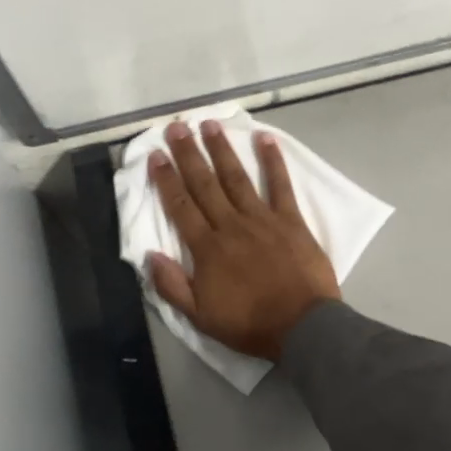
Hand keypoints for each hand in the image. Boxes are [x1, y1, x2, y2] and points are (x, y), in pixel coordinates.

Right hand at [146, 119, 339, 360]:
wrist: (302, 327)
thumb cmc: (250, 325)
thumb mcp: (201, 317)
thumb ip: (172, 286)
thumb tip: (149, 256)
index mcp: (207, 249)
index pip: (180, 207)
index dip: (166, 180)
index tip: (155, 156)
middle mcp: (231, 226)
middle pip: (204, 184)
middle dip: (188, 154)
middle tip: (177, 126)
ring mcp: (262, 219)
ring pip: (236, 178)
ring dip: (222, 149)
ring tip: (209, 124)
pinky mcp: (291, 221)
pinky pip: (280, 185)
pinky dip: (273, 161)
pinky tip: (265, 139)